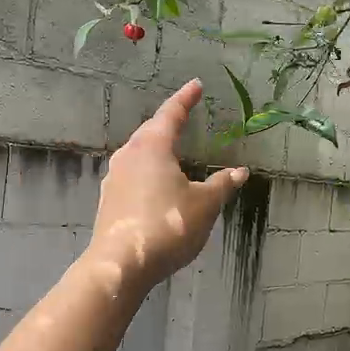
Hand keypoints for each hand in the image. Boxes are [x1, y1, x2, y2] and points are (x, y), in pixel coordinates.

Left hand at [86, 80, 247, 289]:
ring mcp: (114, 179)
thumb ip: (222, 185)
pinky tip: (157, 184)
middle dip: (169, 123)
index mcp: (152, 147)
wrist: (121, 265)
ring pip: (139, 154)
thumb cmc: (168, 226)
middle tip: (185, 115)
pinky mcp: (109, 201)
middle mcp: (128, 156)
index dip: (186, 99)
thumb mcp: (205, 205)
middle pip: (151, 132)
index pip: (171, 114)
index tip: (196, 85)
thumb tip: (239, 172)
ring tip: (173, 150)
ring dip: (157, 149)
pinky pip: (133, 176)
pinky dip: (149, 172)